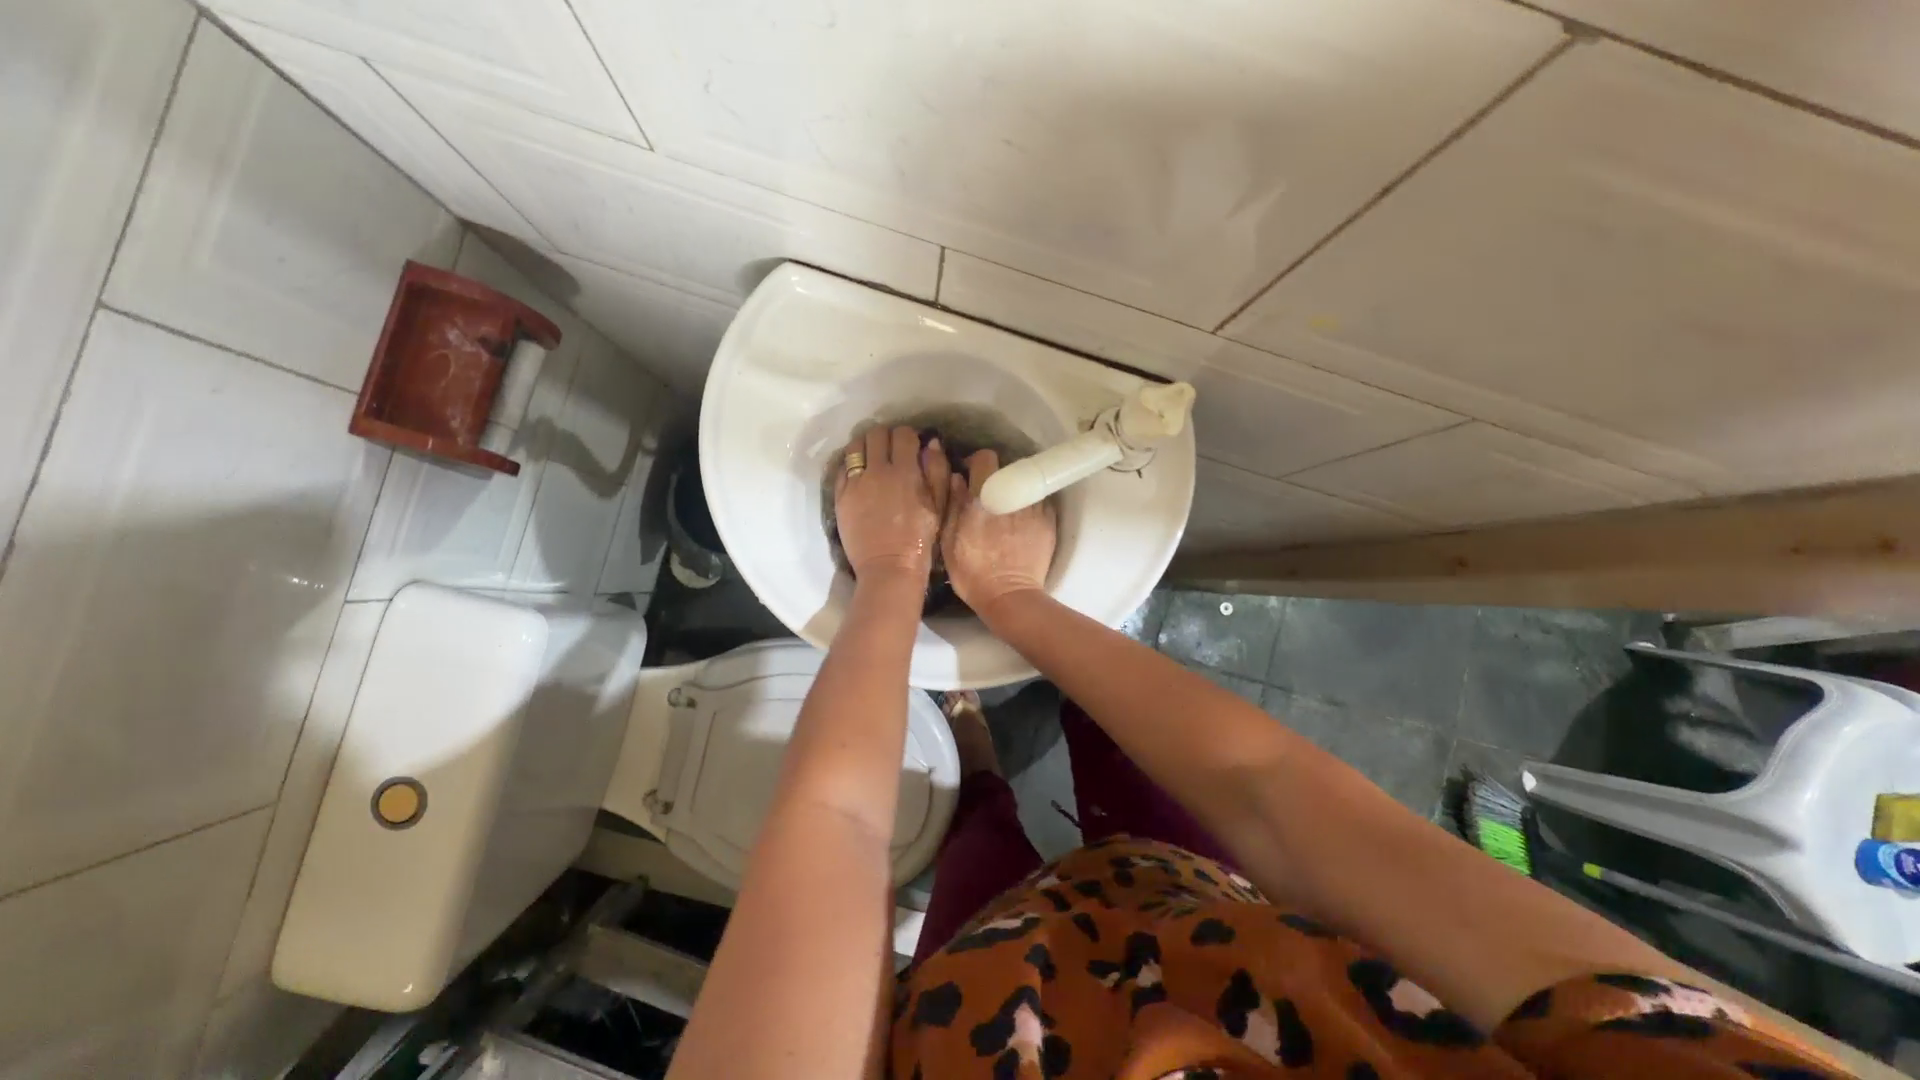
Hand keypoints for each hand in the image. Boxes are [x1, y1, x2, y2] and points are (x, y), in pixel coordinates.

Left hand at [833, 425, 949, 581]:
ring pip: (855, 446)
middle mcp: (878, 471)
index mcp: (906, 472)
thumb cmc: (920, 539)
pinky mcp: (840, 496)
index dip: (908, 436)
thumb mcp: (939, 505)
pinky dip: (851, 465)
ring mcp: (855, 483)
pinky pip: (842, 468)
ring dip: (865, 446)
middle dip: (886, 437)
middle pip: (876, 434)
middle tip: (891, 449)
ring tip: (872, 458)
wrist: (889, 567)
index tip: (910, 445)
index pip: (903, 434)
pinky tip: (859, 474)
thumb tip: (930, 443)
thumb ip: (937, 471)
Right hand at [941, 448, 1056, 615]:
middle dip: (996, 477)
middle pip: (1007, 468)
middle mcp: (1012, 496)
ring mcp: (1034, 508)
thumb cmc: (972, 573)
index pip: (985, 458)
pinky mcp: (1049, 521)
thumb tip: (957, 478)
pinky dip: (1030, 505)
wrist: (1010, 597)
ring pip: (1024, 484)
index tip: (971, 475)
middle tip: (988, 494)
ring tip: (1006, 508)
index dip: (977, 463)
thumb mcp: (950, 541)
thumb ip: (953, 505)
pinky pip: (1039, 501)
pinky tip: (1021, 521)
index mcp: (984, 497)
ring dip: (1014, 490)